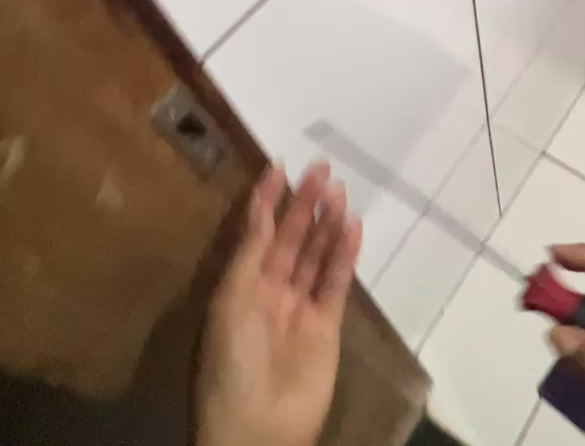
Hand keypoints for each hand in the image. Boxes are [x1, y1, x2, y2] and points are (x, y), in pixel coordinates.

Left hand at [197, 163, 361, 445]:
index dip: (266, 200)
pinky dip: (345, 254)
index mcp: (239, 287)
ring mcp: (299, 307)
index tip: (280, 165)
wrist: (258, 430)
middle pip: (290, 238)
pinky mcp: (327, 322)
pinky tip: (353, 227)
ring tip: (341, 192)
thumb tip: (260, 208)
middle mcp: (269, 291)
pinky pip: (337, 280)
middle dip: (304, 204)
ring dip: (327, 223)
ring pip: (316, 254)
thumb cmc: (232, 365)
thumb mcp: (231, 304)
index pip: (256, 233)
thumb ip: (250, 254)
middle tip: (322, 170)